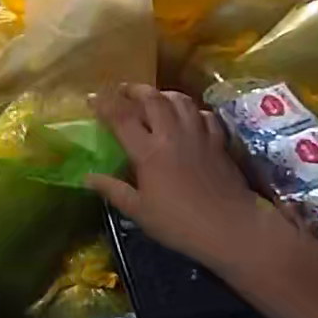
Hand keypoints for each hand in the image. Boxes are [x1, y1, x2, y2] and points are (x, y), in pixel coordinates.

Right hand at [86, 84, 277, 273]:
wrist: (231, 227)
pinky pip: (204, 114)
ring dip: (163, 94)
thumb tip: (87, 177)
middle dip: (134, 90)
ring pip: (180, 100)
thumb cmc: (179, 223)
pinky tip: (188, 117)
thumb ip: (113, 190)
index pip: (121, 117)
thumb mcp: (139, 212)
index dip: (104, 103)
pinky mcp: (219, 140)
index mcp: (148, 151)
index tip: (91, 98)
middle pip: (152, 98)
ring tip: (154, 98)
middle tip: (123, 90)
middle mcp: (172, 134)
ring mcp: (198, 134)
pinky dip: (192, 110)